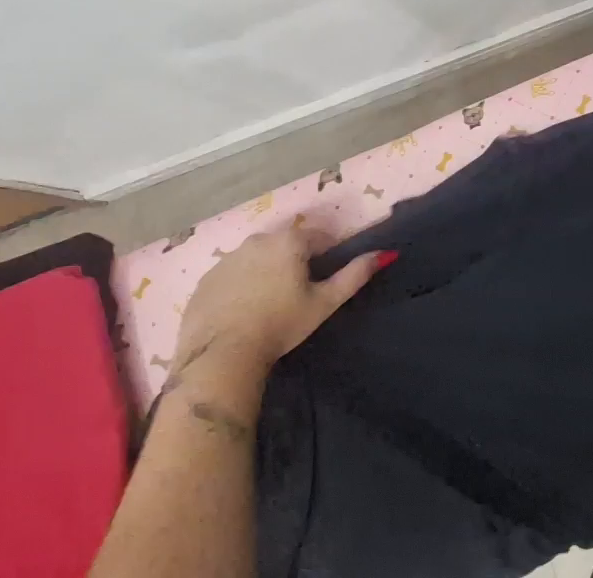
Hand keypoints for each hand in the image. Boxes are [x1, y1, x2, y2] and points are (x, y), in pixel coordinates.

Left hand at [170, 227, 389, 379]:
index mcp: (288, 241)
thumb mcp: (325, 301)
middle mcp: (256, 240)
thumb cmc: (282, 323)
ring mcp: (226, 259)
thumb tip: (387, 253)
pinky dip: (240, 286)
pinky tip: (243, 311)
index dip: (325, 256)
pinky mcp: (205, 280)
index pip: (317, 237)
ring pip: (257, 259)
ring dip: (266, 271)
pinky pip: (231, 276)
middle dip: (294, 261)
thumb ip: (356, 274)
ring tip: (269, 304)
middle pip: (285, 245)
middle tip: (297, 294)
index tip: (322, 280)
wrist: (221, 354)